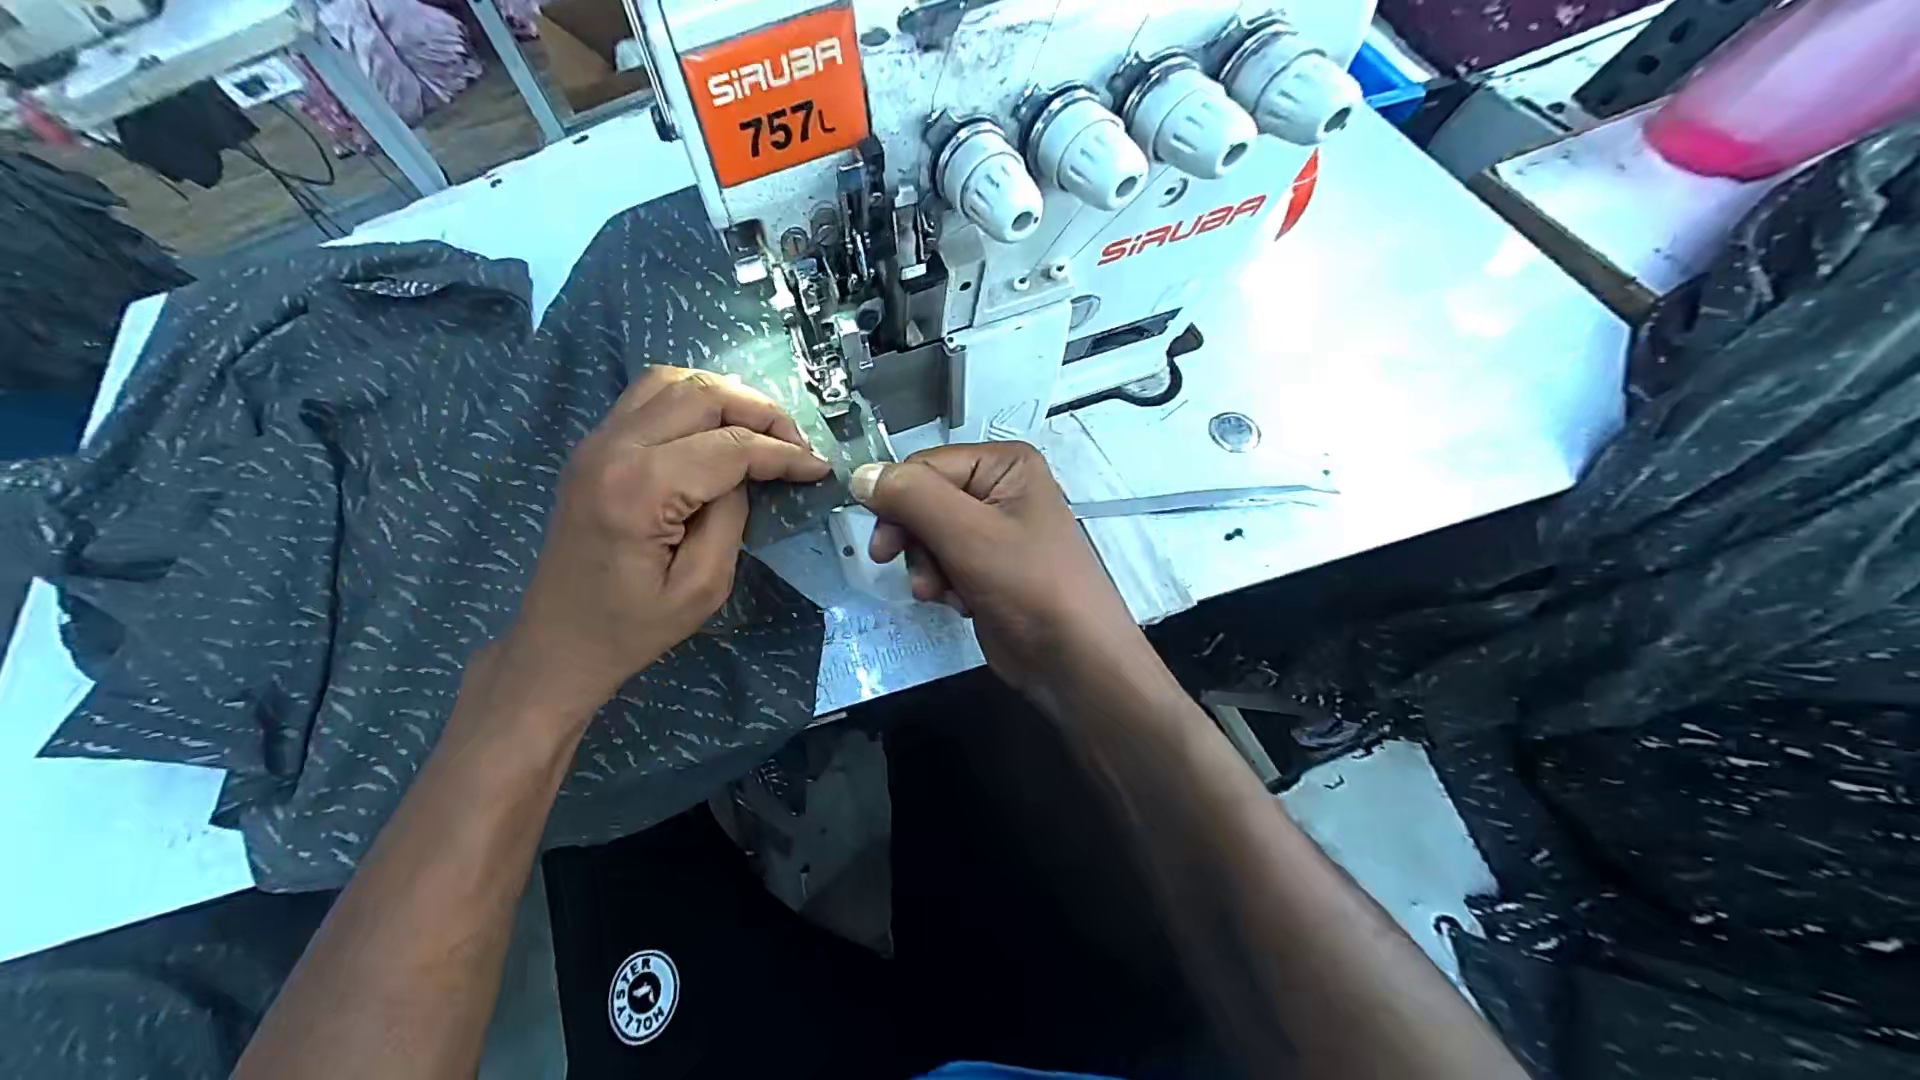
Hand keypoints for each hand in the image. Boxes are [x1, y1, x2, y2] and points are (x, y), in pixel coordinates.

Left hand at [499, 368, 829, 718]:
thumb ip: (732, 517)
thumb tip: (747, 473)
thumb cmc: (634, 626)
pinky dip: (694, 399)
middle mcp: (612, 448)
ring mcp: (596, 441)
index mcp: (639, 489)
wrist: (559, 639)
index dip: (783, 454)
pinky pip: (650, 395)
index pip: (730, 447)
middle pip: (702, 396)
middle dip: (762, 412)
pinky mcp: (594, 446)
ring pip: (674, 381)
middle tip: (796, 445)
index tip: (819, 467)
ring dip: (727, 397)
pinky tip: (719, 426)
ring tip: (763, 430)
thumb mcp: (704, 585)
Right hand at [849, 442, 1157, 708]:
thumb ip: (911, 498)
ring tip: (941, 592)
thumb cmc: (1028, 586)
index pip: (924, 465)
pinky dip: (942, 583)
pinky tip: (959, 603)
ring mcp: (994, 530)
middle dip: (913, 539)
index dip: (897, 501)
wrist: (1072, 660)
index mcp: (1004, 464)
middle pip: (923, 501)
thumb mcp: (967, 534)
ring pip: (928, 535)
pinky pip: (943, 562)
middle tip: (897, 565)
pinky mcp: (987, 566)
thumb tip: (859, 475)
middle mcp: (999, 489)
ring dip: (926, 567)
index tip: (881, 543)